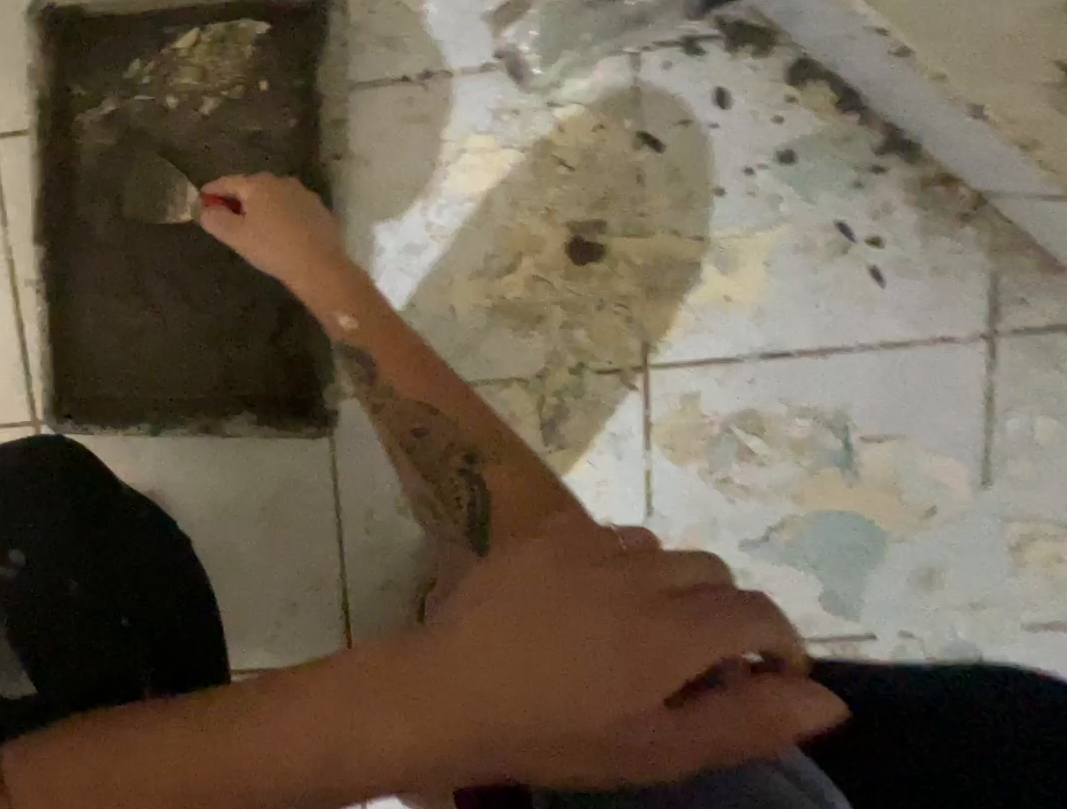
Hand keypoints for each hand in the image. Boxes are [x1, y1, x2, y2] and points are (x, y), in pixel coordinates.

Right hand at [198, 174, 351, 293]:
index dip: (212, 189)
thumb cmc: (272, 248)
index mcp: (258, 185)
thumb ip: (215, 219)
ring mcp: (302, 193)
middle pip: (251, 186)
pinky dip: (279, 213)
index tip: (202, 197)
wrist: (319, 265)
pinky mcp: (318, 208)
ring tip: (252, 223)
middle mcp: (281, 181)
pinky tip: (278, 230)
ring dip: (259, 205)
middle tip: (225, 213)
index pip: (228, 182)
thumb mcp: (235, 236)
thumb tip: (205, 209)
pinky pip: (290, 206)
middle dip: (236, 198)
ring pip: (273, 195)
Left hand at [363, 518, 847, 791]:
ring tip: (636, 623)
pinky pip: (594, 528)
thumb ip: (747, 720)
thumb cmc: (555, 733)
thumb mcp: (658, 747)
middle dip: (722, 609)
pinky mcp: (532, 536)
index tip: (761, 676)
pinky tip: (586, 590)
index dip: (776, 643)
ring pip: (652, 545)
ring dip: (664, 578)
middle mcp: (630, 571)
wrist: (450, 689)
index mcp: (671, 627)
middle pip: (709, 570)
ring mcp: (575, 545)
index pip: (756, 612)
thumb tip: (825, 696)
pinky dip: (610, 554)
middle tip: (694, 657)